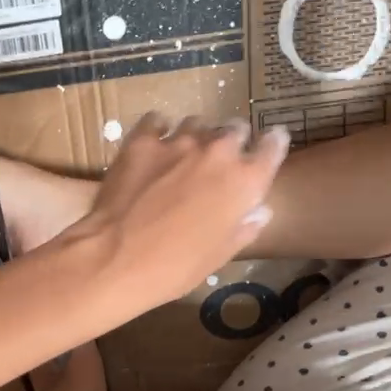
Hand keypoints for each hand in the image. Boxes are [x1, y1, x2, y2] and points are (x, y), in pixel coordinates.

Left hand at [63, 113, 287, 306]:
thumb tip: (259, 211)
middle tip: (217, 162)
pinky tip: (152, 145)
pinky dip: (159, 130)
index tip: (269, 144)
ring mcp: (179, 142)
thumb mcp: (218, 256)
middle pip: (235, 130)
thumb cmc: (174, 268)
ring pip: (197, 124)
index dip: (272, 144)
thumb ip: (243, 228)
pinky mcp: (143, 141)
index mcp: (245, 182)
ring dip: (196, 137)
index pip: (273, 146)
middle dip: (231, 142)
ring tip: (182, 156)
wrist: (116, 258)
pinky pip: (157, 121)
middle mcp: (218, 152)